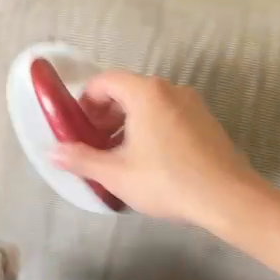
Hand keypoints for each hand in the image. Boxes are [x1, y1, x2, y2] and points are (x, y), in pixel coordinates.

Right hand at [51, 70, 266, 227]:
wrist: (226, 197)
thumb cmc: (166, 181)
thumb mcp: (116, 174)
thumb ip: (81, 159)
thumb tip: (53, 152)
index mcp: (145, 93)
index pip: (105, 81)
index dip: (85, 103)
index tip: (80, 129)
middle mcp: (171, 90)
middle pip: (128, 91)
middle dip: (106, 116)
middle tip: (97, 146)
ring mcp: (193, 104)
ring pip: (150, 106)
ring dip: (129, 125)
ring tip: (122, 158)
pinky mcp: (207, 122)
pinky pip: (170, 117)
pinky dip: (152, 130)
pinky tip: (151, 163)